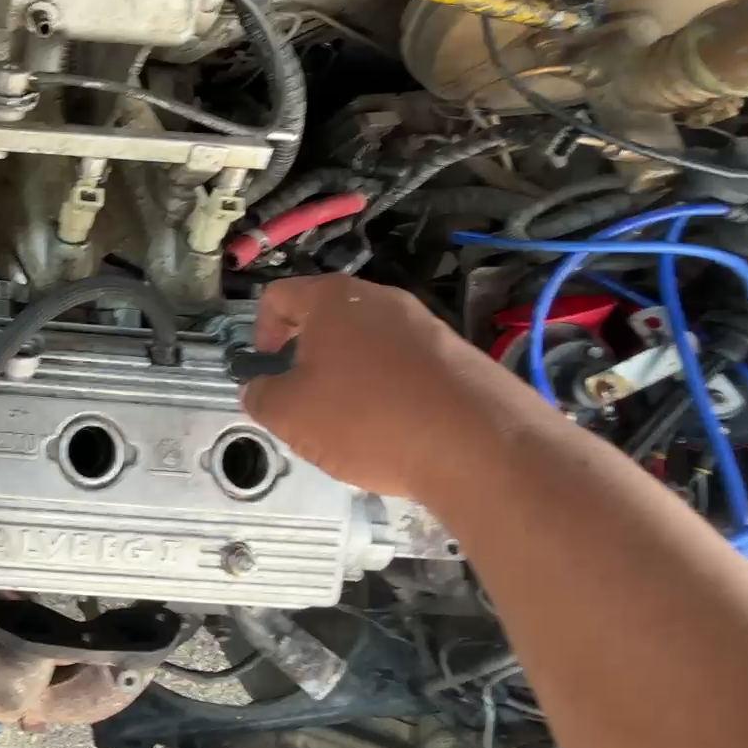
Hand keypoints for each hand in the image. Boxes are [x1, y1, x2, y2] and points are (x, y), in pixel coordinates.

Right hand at [243, 273, 556, 497]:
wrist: (487, 451)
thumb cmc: (369, 419)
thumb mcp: (288, 414)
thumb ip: (260, 395)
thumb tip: (260, 389)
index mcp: (333, 299)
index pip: (278, 296)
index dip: (261, 330)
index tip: (268, 368)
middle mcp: (382, 300)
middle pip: (327, 318)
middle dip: (308, 355)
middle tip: (304, 398)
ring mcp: (428, 327)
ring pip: (368, 344)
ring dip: (350, 375)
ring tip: (352, 422)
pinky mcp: (462, 359)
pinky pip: (407, 368)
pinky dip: (391, 392)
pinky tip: (397, 433)